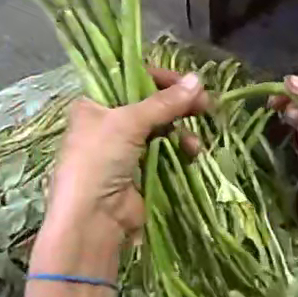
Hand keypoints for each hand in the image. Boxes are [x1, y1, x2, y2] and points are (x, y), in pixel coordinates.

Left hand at [31, 70, 209, 296]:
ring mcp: (124, 148)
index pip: (129, 78)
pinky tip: (192, 153)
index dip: (158, 78)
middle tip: (205, 105)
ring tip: (195, 141)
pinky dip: (180, 149)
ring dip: (181, 129)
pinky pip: (165, 150)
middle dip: (177, 104)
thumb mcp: (128, 122)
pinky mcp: (139, 169)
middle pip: (149, 103)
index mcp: (94, 103)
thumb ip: (164, 102)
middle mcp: (107, 122)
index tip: (187, 82)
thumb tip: (199, 79)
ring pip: (160, 128)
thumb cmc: (99, 159)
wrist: (92, 218)